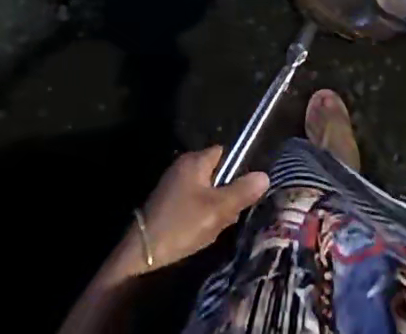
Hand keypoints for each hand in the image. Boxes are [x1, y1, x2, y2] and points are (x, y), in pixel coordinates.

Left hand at [129, 147, 269, 273]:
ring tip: (213, 228)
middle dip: (225, 194)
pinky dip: (199, 214)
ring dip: (213, 208)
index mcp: (195, 161)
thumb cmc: (182, 224)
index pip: (225, 153)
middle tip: (228, 216)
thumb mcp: (217, 210)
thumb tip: (264, 175)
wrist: (141, 252)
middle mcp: (183, 166)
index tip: (243, 191)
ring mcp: (173, 183)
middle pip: (217, 173)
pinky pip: (193, 201)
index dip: (237, 169)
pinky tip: (198, 232)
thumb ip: (242, 192)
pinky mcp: (167, 201)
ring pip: (206, 190)